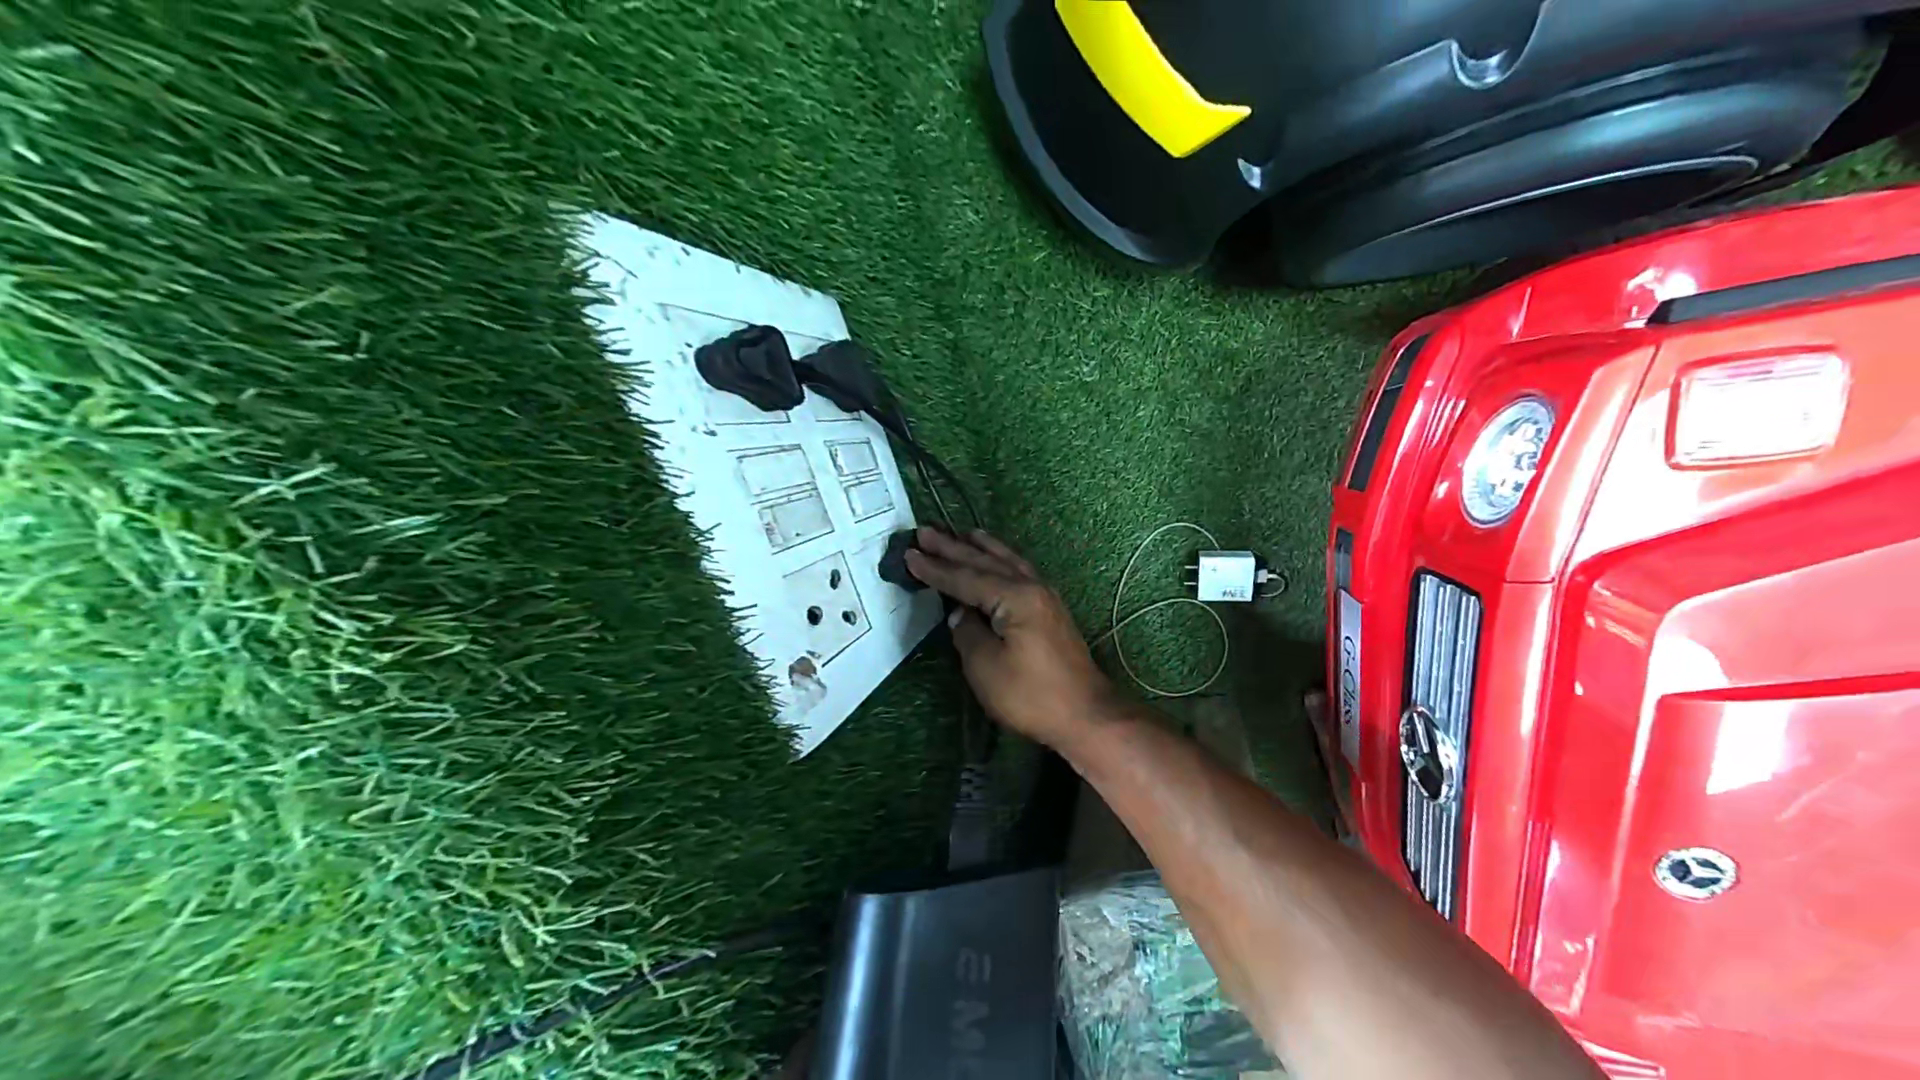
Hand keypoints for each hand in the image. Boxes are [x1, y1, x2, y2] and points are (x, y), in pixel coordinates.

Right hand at [904, 528, 1117, 749]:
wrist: (1086, 715)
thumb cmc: (1031, 695)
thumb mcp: (986, 667)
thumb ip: (968, 632)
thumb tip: (960, 612)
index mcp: (1015, 597)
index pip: (966, 578)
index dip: (936, 569)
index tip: (910, 554)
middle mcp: (1031, 588)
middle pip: (986, 562)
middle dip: (953, 548)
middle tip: (925, 531)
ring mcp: (1045, 597)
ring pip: (1007, 562)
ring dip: (982, 548)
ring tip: (963, 533)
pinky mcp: (1050, 611)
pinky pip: (1020, 572)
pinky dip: (1003, 560)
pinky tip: (999, 559)